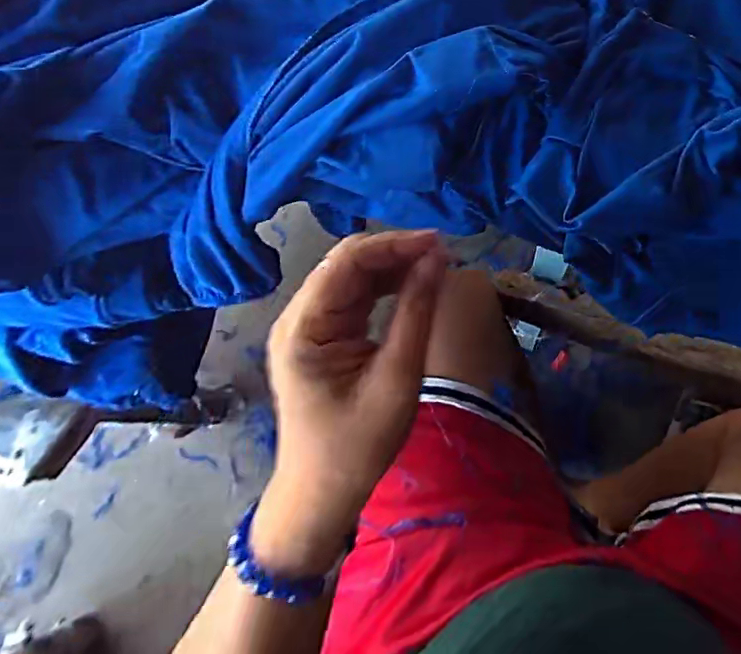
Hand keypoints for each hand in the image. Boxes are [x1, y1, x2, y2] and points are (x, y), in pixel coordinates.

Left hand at [249, 230, 445, 576]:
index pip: (347, 261)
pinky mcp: (321, 335)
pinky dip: (385, 285)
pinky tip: (413, 283)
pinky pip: (354, 295)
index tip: (439, 241)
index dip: (394, 244)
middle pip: (346, 262)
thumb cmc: (357, 447)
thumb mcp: (396, 378)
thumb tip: (438, 258)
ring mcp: (307, 325)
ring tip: (435, 264)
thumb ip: (416, 311)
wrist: (321, 497)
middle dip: (395, 251)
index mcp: (304, 328)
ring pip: (352, 275)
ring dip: (393, 265)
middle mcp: (298, 317)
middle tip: (442, 252)